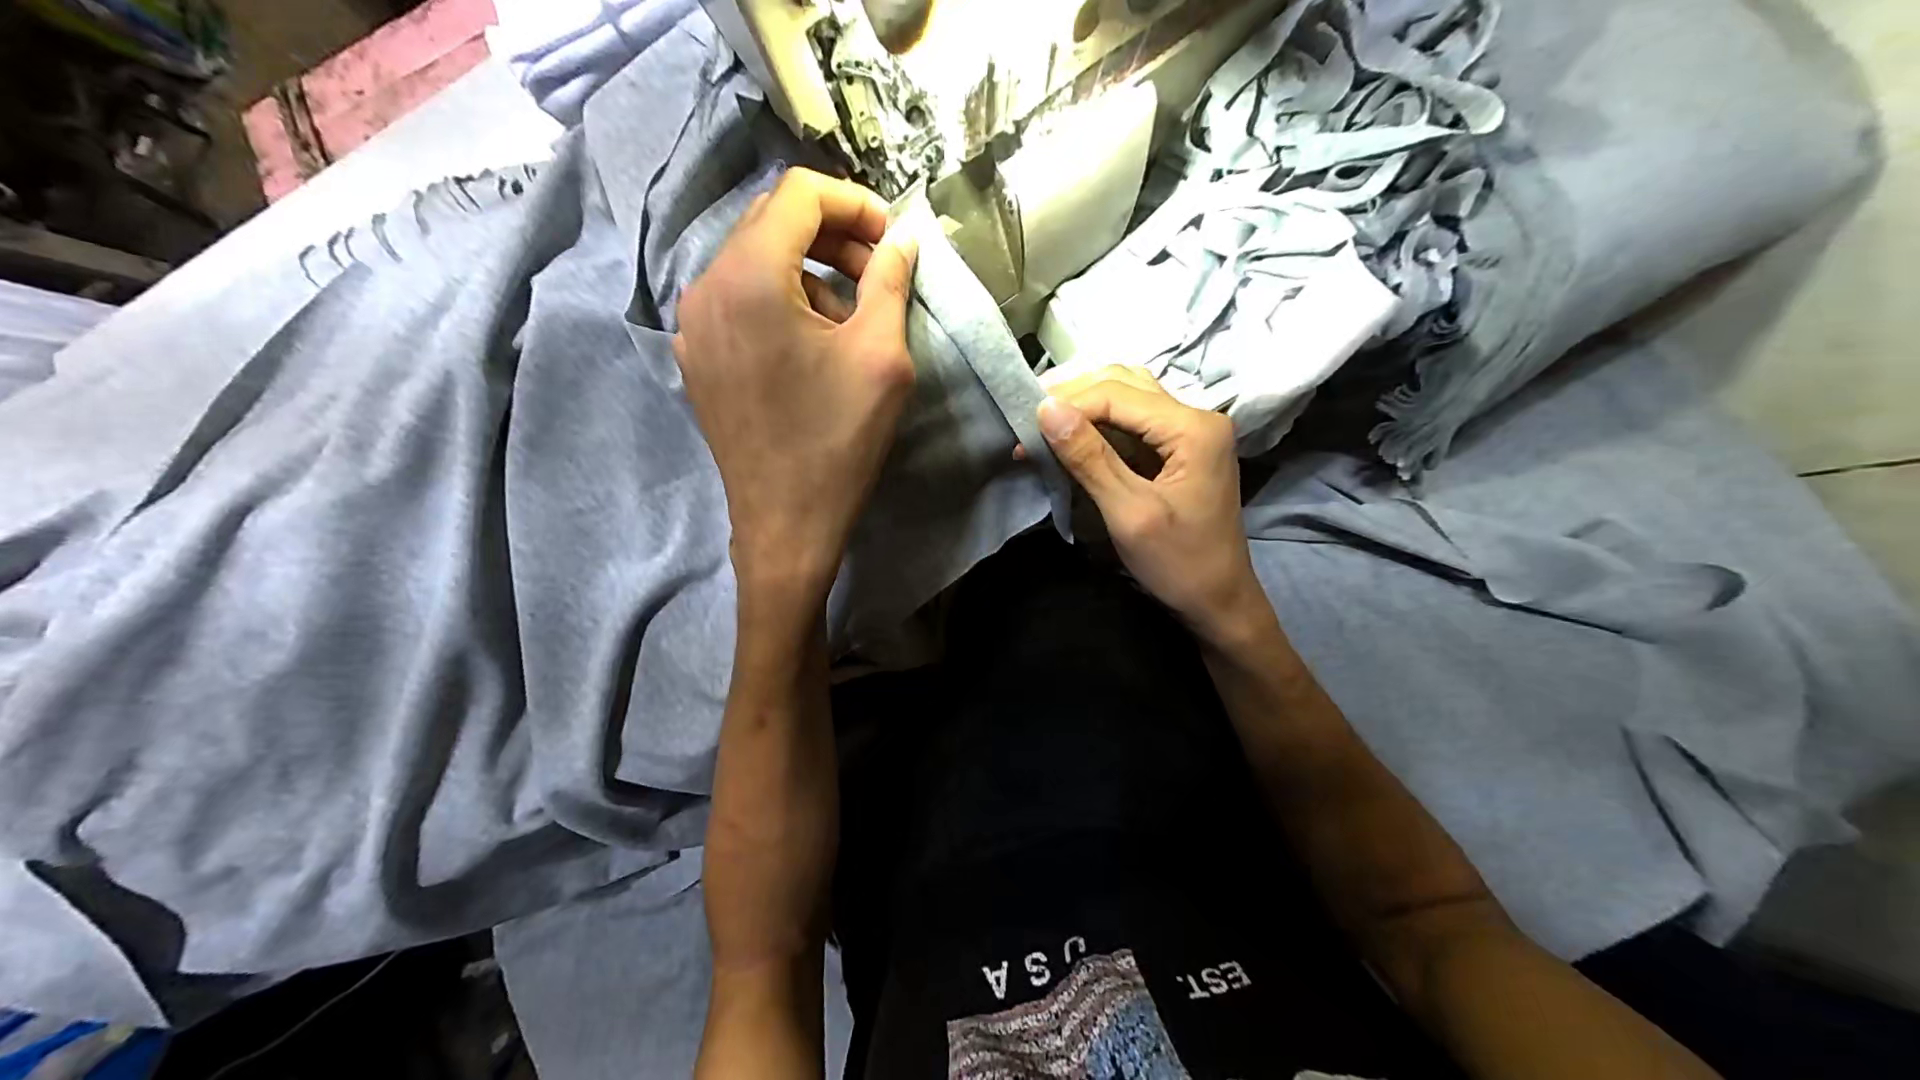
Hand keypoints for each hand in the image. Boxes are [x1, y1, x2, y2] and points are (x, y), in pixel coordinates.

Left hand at [674, 168, 919, 595]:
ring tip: (849, 317)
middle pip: (772, 222)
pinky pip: (737, 300)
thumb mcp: (882, 357)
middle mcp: (706, 287)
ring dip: (808, 270)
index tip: (891, 238)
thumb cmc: (838, 442)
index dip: (854, 202)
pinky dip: (779, 300)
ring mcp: (693, 324)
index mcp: (750, 277)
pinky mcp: (696, 356)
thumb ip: (891, 281)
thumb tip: (902, 239)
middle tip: (879, 272)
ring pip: (754, 260)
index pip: (799, 193)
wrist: (785, 523)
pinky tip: (810, 345)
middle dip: (832, 234)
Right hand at [1037, 366, 1272, 646]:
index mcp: (1193, 428)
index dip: (1068, 405)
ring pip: (1128, 396)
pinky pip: (1134, 420)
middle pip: (1124, 383)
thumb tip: (1045, 408)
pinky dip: (1100, 425)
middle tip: (1029, 422)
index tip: (1023, 427)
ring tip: (1045, 426)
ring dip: (1085, 406)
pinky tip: (1072, 437)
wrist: (1219, 602)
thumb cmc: (1178, 564)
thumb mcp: (1128, 513)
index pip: (1117, 394)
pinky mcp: (1180, 448)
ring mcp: (1190, 431)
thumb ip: (1089, 458)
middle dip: (1073, 398)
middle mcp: (1196, 416)